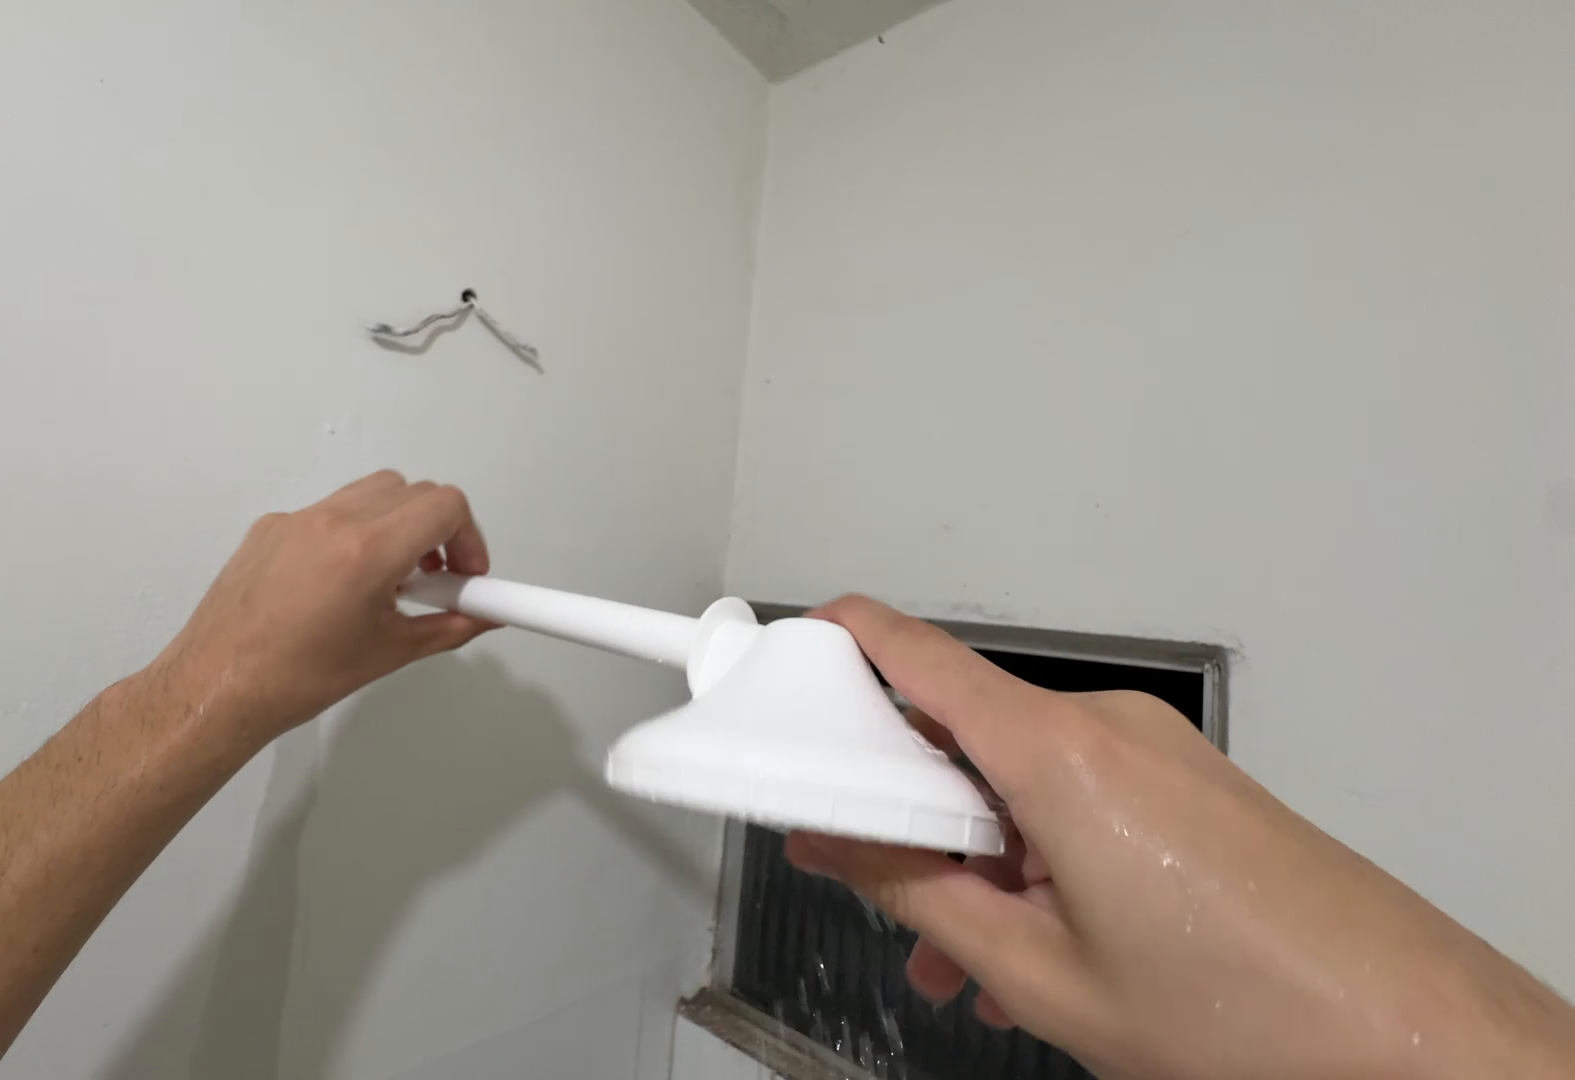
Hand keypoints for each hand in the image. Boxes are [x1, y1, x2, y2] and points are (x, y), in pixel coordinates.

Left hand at [139, 471, 494, 752]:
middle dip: (440, 529)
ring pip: (373, 491)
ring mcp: (298, 519)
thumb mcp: (390, 653)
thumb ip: (449, 628)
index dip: (470, 537)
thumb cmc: (299, 679)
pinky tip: (342, 580)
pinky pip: (331, 509)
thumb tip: (486, 617)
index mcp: (367, 552)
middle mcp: (334, 521)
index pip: (445, 506)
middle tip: (438, 578)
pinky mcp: (271, 526)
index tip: (467, 575)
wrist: (214, 689)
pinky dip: (356, 530)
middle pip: (415, 491)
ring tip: (393, 576)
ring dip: (400, 521)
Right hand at [786, 596, 1574, 1079]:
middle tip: (869, 873)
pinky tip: (1036, 939)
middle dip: (905, 798)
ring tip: (962, 954)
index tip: (798, 640)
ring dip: (971, 846)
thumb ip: (913, 892)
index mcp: (1055, 752)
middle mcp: (1102, 725)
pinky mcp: (1184, 781)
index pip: (921, 656)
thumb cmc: (1245, 1025)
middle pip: (959, 727)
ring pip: (1014, 775)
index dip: (850, 633)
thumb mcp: (1038, 971)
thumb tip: (828, 844)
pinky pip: (1071, 793)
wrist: (1456, 1067)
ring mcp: (1151, 749)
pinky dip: (1030, 849)